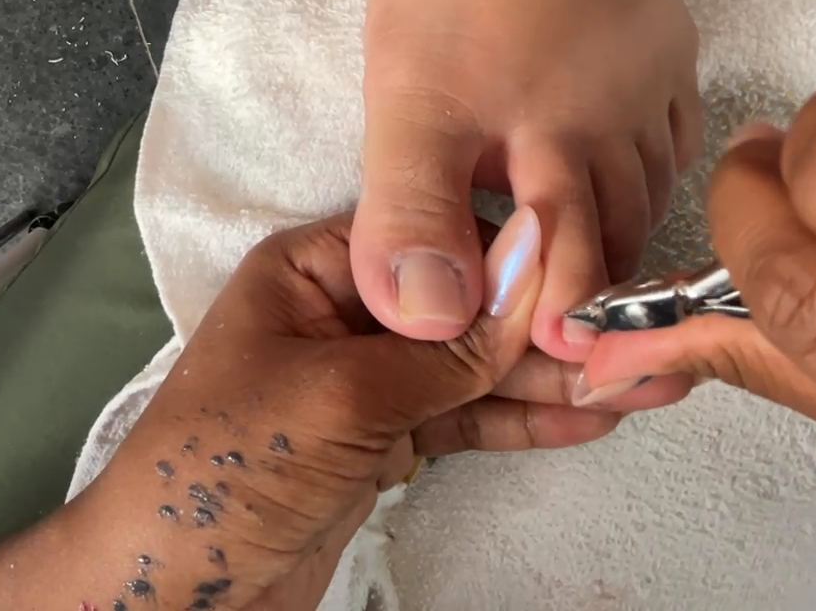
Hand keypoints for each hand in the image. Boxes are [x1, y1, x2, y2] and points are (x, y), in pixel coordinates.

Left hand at [80, 209, 627, 610]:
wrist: (180, 588)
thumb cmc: (235, 461)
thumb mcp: (344, 394)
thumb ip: (447, 346)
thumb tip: (535, 260)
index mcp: (315, 267)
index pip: (428, 240)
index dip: (507, 259)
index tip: (593, 278)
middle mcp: (343, 307)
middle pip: (455, 306)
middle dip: (540, 330)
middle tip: (633, 345)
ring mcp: (366, 373)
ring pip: (466, 366)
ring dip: (542, 380)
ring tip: (635, 386)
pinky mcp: (382, 432)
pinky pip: (457, 415)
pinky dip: (514, 421)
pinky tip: (584, 421)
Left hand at [355, 0, 700, 364]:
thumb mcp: (407, 85)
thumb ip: (415, 203)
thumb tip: (426, 325)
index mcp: (564, 142)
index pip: (577, 272)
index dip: (557, 325)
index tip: (533, 363)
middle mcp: (625, 114)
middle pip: (621, 231)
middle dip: (589, 285)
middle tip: (547, 321)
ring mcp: (649, 59)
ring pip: (644, 175)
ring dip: (611, 223)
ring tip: (569, 255)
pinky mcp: (650, 13)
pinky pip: (659, 115)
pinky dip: (633, 156)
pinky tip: (602, 154)